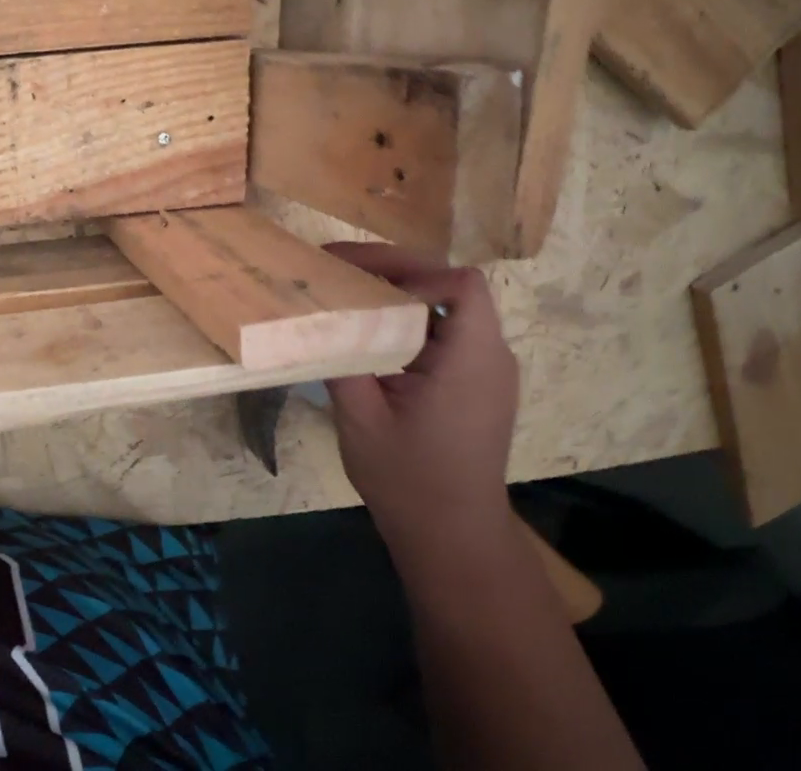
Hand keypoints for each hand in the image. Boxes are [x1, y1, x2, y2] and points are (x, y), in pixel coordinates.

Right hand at [321, 243, 519, 554]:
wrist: (450, 532)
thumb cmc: (407, 477)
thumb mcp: (360, 416)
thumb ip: (340, 358)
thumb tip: (309, 316)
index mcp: (470, 360)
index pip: (459, 284)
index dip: (409, 269)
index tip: (354, 275)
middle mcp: (491, 356)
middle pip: (452, 287)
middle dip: (394, 270)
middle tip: (336, 268)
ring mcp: (487, 370)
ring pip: (448, 307)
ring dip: (398, 292)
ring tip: (345, 291)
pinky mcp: (475, 384)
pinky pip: (445, 332)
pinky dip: (407, 318)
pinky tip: (368, 330)